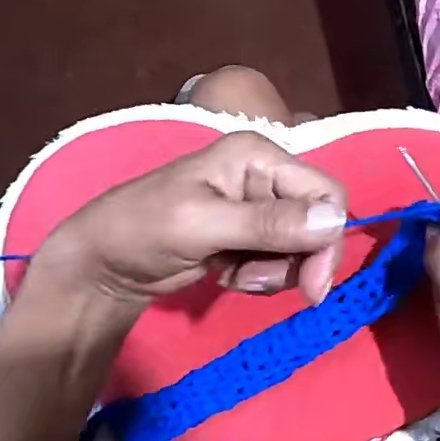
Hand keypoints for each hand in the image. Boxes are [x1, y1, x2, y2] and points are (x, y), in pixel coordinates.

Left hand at [0, 132, 347, 343]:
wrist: (104, 264)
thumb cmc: (142, 229)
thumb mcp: (202, 225)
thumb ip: (268, 223)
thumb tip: (335, 221)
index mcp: (258, 156)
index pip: (326, 193)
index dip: (327, 239)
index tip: (312, 284)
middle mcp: (266, 175)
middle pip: (319, 223)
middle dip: (297, 260)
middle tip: (258, 285)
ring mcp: (259, 206)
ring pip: (303, 247)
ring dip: (274, 272)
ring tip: (234, 276)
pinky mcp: (251, 235)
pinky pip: (281, 261)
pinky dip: (261, 276)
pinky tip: (227, 274)